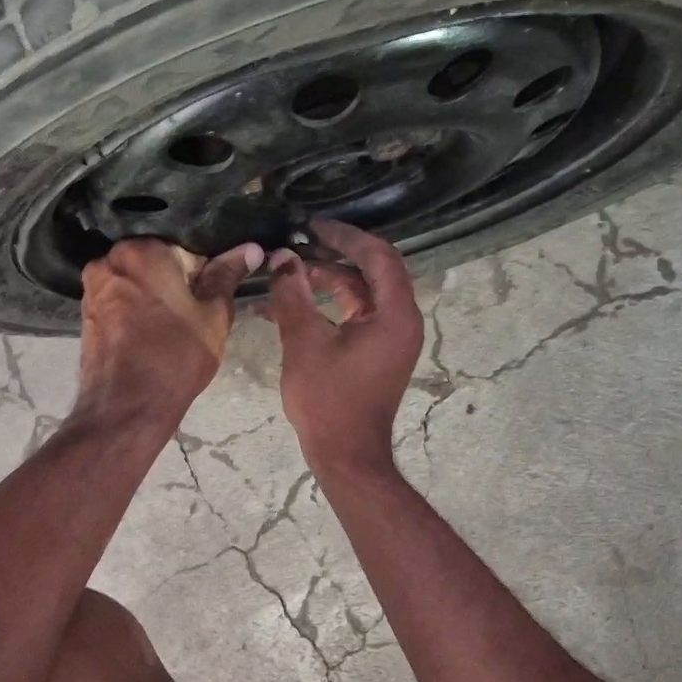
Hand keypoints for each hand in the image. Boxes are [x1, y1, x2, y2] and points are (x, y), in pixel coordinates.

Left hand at [74, 238, 263, 427]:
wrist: (126, 408)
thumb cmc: (176, 358)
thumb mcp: (213, 316)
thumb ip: (228, 276)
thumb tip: (251, 248)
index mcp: (141, 250)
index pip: (184, 247)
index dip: (205, 271)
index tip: (212, 295)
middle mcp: (109, 260)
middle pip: (156, 261)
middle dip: (177, 280)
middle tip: (195, 312)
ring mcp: (92, 288)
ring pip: (137, 282)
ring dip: (156, 296)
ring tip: (174, 326)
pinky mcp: (86, 314)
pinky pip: (120, 301)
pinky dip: (137, 311)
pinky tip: (152, 335)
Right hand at [266, 220, 423, 474]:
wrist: (346, 456)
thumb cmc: (329, 400)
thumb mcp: (304, 342)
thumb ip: (292, 294)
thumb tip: (281, 257)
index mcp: (395, 315)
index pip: (378, 256)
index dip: (345, 235)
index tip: (311, 225)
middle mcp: (400, 321)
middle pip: (371, 272)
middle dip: (332, 255)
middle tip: (297, 242)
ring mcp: (389, 338)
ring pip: (359, 294)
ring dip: (324, 281)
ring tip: (284, 272)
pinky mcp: (374, 353)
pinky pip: (353, 316)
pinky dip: (325, 307)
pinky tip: (284, 307)